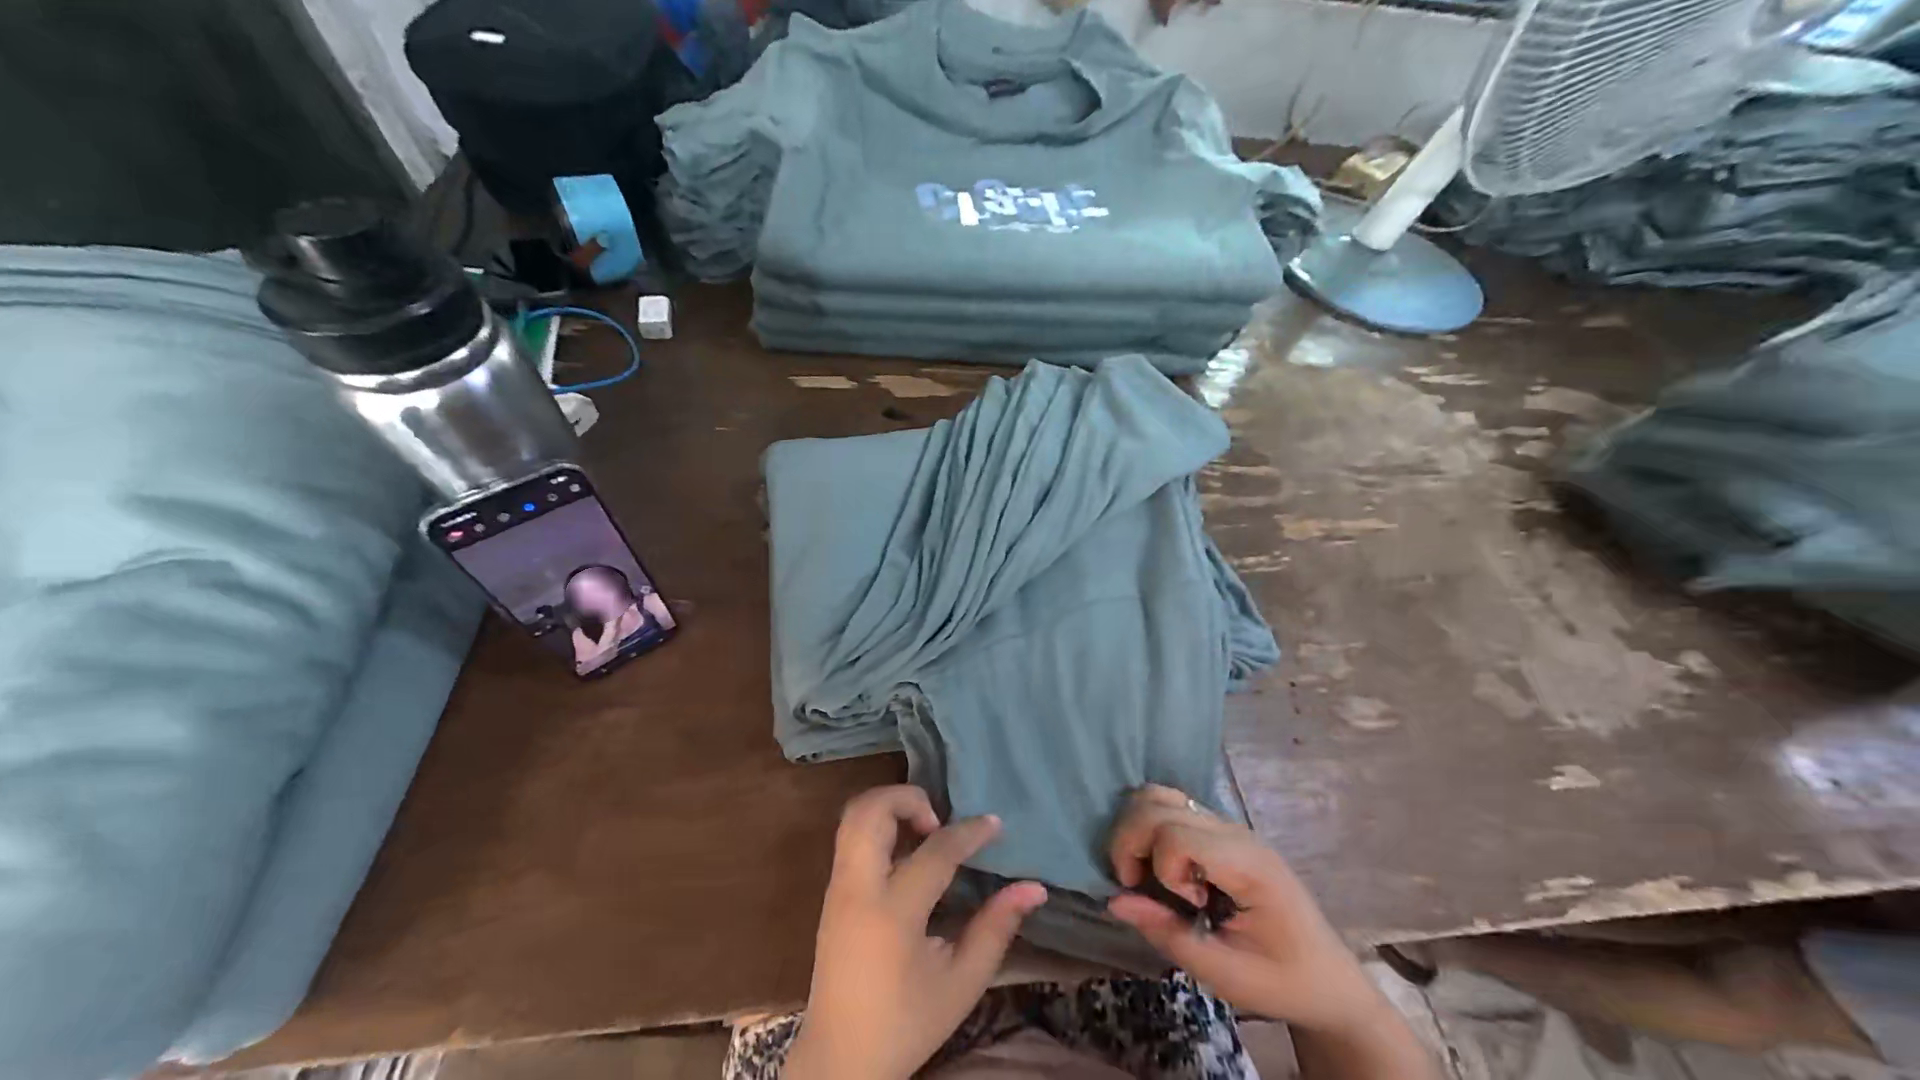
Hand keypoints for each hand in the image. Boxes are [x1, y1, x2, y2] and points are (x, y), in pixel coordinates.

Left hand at [784, 786, 1048, 1079]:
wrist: (840, 1059)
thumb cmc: (906, 1023)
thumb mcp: (962, 983)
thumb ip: (996, 928)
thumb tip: (1033, 887)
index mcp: (892, 913)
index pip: (935, 851)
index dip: (970, 832)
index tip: (995, 824)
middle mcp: (856, 888)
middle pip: (870, 811)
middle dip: (908, 798)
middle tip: (940, 821)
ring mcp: (837, 888)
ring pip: (853, 817)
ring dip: (890, 807)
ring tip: (925, 833)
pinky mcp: (830, 894)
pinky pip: (850, 838)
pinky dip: (878, 826)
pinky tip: (907, 853)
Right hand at [1105, 785, 1388, 1034]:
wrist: (1330, 981)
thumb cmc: (1283, 981)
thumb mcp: (1227, 974)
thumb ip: (1169, 933)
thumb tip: (1116, 901)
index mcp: (1247, 864)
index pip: (1176, 834)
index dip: (1161, 868)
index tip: (1181, 907)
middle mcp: (1235, 832)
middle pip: (1159, 805)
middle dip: (1130, 842)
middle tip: (1135, 886)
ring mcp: (1228, 826)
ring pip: (1160, 796)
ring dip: (1135, 828)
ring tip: (1141, 871)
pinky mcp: (1220, 832)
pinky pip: (1172, 807)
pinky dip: (1148, 826)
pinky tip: (1156, 863)